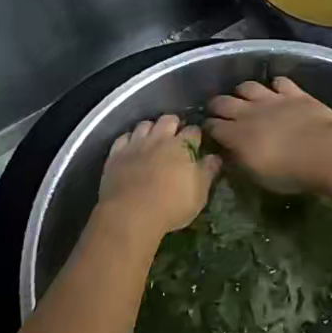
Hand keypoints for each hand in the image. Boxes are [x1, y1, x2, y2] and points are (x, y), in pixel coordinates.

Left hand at [95, 115, 220, 236]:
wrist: (132, 213)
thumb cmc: (172, 205)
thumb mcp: (199, 193)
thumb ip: (207, 172)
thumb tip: (215, 157)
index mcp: (181, 146)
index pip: (193, 131)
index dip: (196, 134)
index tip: (197, 140)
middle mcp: (158, 139)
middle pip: (168, 120)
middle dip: (174, 124)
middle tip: (175, 135)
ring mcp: (135, 144)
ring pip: (144, 125)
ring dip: (151, 128)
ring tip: (153, 138)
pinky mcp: (116, 154)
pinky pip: (123, 138)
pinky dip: (129, 139)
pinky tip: (131, 146)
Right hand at [205, 77, 331, 193]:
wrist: (325, 152)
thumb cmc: (289, 173)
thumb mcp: (257, 176)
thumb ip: (239, 161)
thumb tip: (229, 153)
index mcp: (235, 135)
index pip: (212, 126)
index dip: (208, 128)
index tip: (209, 132)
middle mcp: (248, 112)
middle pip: (222, 102)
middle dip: (217, 106)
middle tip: (219, 112)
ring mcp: (271, 99)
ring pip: (247, 86)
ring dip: (243, 92)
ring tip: (245, 98)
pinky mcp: (294, 93)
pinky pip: (280, 82)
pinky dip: (276, 85)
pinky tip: (278, 90)